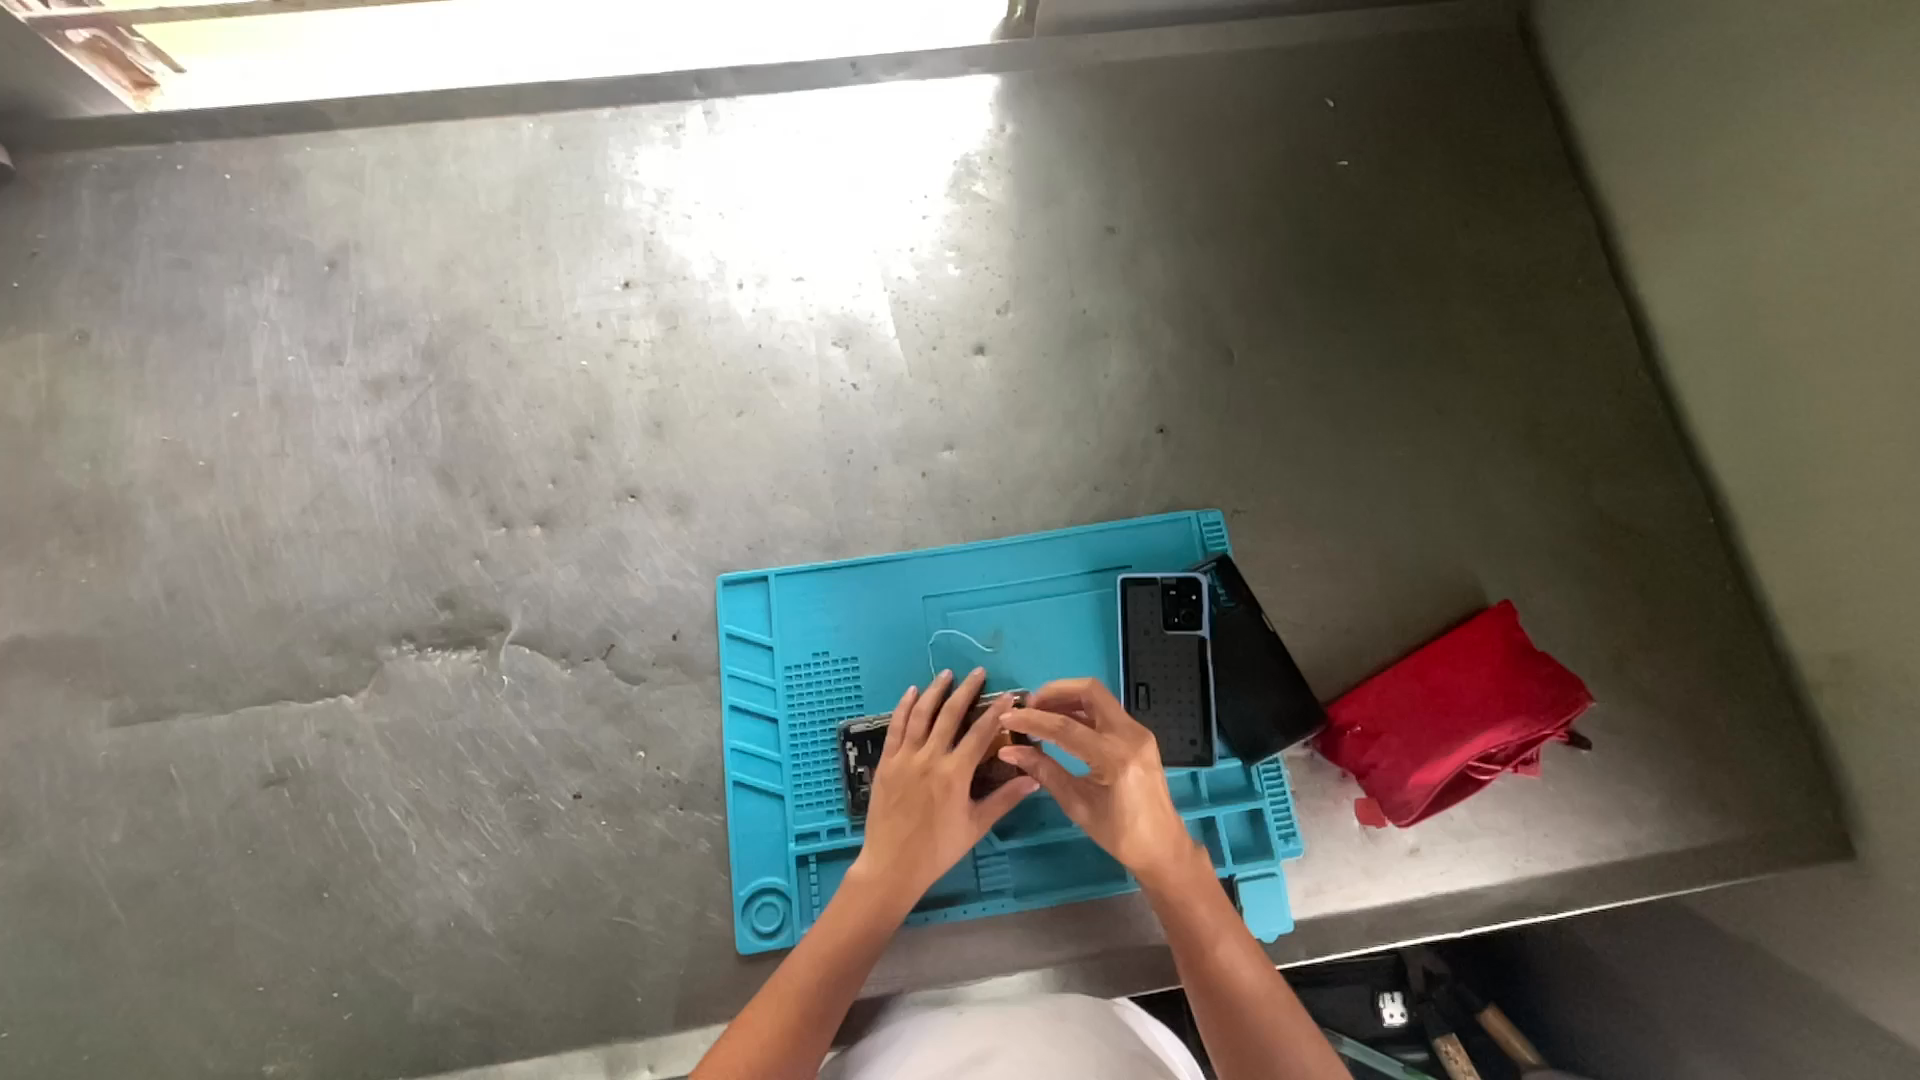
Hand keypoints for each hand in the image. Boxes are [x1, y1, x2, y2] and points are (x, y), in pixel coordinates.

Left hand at [849, 668, 1038, 910]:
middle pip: (950, 714)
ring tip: (947, 674)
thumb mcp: (976, 826)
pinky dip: (904, 707)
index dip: (997, 712)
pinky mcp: (886, 762)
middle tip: (978, 672)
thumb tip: (1034, 778)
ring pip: (921, 715)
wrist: (892, 865)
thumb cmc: (938, 850)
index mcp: (955, 773)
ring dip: (935, 691)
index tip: (1009, 695)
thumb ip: (1005, 799)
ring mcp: (905, 758)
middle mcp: (930, 758)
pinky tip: (912, 692)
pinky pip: (895, 727)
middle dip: (967, 690)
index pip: (981, 732)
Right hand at [1000, 677, 1202, 888]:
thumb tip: (1009, 750)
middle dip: (1054, 692)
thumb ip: (1043, 770)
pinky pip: (1106, 711)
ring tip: (1040, 713)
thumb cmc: (1119, 835)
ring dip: (1067, 698)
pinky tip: (1062, 723)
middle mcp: (1130, 735)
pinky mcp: (1139, 735)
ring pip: (1099, 697)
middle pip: (1089, 691)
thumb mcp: (1076, 805)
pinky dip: (1082, 710)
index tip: (1006, 717)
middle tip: (1029, 707)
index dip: (1032, 720)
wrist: (1162, 847)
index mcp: (1114, 758)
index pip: (1065, 727)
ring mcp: (1138, 732)